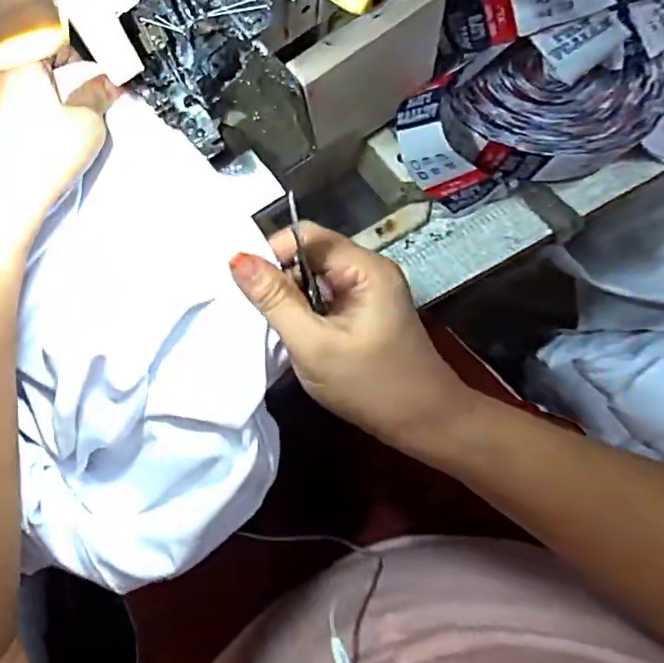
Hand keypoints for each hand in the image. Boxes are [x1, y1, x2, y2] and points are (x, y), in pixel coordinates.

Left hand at [0, 58, 116, 256]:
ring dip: (25, 106)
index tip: (85, 83)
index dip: (75, 61)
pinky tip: (18, 154)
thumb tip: (102, 87)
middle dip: (50, 86)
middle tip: (67, 116)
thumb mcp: (87, 128)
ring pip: (5, 91)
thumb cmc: (28, 167)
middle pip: (27, 64)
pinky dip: (4, 128)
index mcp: (16, 58)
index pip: (52, 38)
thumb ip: (98, 97)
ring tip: (41, 142)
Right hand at [229, 222, 467, 439]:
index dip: (273, 254)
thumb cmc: (370, 386)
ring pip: (313, 276)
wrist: (426, 426)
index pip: (306, 236)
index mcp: (364, 268)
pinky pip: (324, 295)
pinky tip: (299, 334)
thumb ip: (274, 299)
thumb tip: (237, 258)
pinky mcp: (364, 311)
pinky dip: (305, 310)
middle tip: (265, 314)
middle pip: (309, 253)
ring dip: (291, 297)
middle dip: (281, 278)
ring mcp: (369, 291)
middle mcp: (369, 270)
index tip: (251, 288)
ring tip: (281, 326)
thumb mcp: (312, 344)